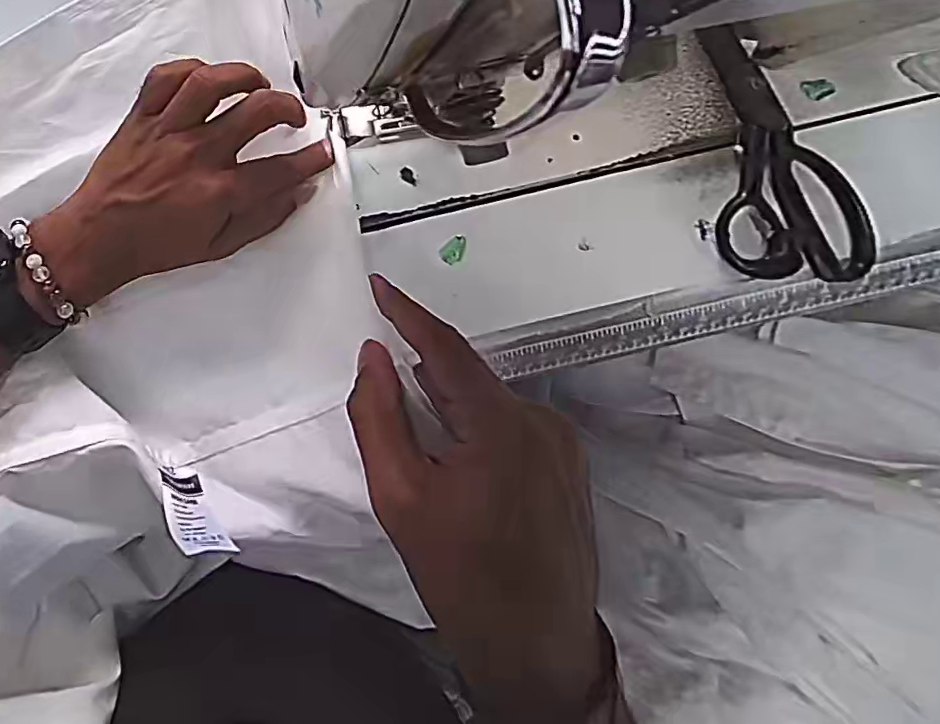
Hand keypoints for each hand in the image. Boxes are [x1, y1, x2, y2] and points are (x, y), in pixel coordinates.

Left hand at [30, 59, 333, 307]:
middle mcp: (194, 155)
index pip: (280, 169)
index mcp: (216, 192)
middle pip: (257, 112)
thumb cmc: (152, 244)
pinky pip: (164, 77)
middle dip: (289, 107)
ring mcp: (166, 132)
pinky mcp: (141, 118)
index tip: (322, 152)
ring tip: (256, 85)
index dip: (311, 158)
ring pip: (211, 83)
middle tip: (294, 116)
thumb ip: (262, 219)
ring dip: (243, 76)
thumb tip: (296, 194)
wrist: (98, 238)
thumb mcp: (217, 245)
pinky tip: (205, 80)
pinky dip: (189, 70)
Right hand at [347, 275, 608, 722]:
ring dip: (447, 403)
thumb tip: (373, 357)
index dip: (407, 312)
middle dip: (420, 373)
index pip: (444, 349)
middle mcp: (540, 422)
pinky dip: (473, 422)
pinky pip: (507, 419)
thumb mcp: (398, 496)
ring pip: (485, 398)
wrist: (537, 652)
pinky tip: (457, 463)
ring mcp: (560, 441)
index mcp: (501, 427)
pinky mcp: (567, 459)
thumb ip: (377, 415)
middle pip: (464, 374)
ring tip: (424, 452)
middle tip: (384, 389)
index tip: (379, 286)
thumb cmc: (462, 578)